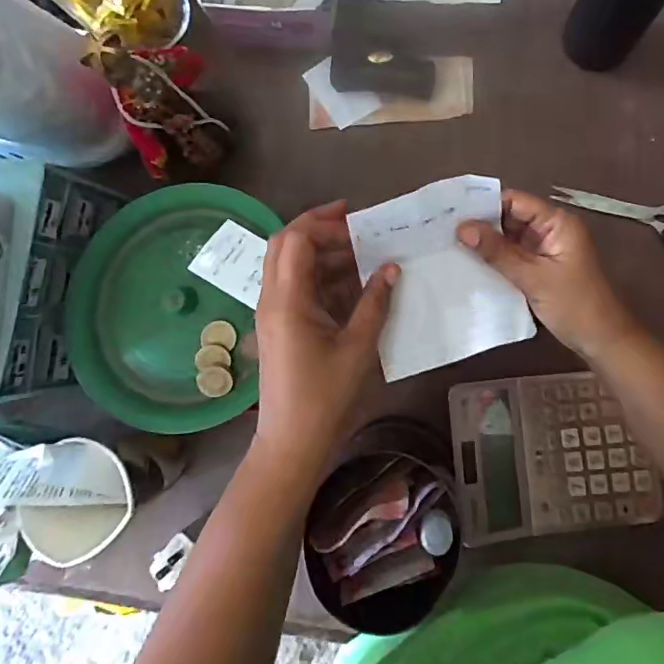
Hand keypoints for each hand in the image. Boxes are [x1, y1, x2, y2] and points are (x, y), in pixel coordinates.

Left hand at [253, 200, 396, 470]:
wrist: (291, 442)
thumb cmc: (324, 397)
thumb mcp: (358, 348)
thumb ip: (374, 303)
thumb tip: (392, 268)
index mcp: (286, 300)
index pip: (295, 239)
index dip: (324, 223)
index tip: (357, 221)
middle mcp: (272, 298)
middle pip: (285, 244)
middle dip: (318, 229)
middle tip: (355, 226)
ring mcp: (272, 312)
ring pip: (289, 265)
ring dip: (322, 254)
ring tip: (362, 253)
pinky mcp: (279, 325)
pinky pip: (295, 287)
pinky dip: (320, 277)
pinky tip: (352, 283)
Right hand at [456, 190, 639, 357]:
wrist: (602, 340)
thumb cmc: (574, 305)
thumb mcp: (532, 277)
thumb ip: (497, 251)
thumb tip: (462, 228)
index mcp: (557, 223)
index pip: (515, 201)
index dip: (486, 205)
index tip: (455, 214)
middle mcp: (550, 230)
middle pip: (510, 217)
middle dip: (482, 224)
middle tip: (446, 231)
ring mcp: (545, 249)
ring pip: (508, 237)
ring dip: (486, 243)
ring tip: (451, 245)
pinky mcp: (539, 268)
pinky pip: (512, 255)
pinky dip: (494, 259)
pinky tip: (470, 263)